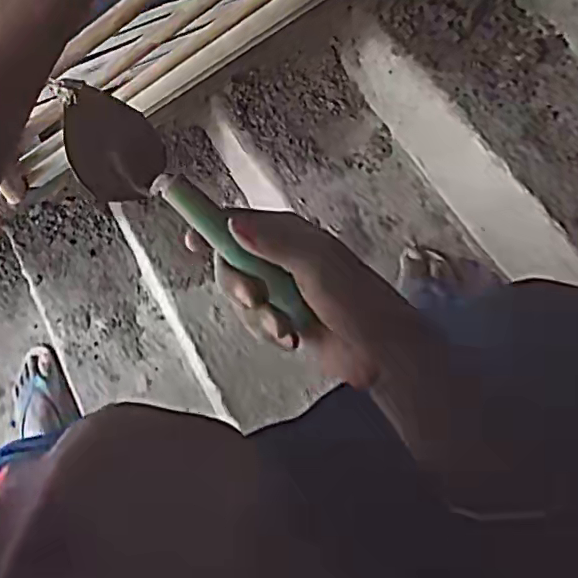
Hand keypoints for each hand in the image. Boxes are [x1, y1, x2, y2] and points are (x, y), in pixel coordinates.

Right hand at [185, 210, 429, 388]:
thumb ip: (272, 243)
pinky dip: (266, 330)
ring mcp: (279, 287)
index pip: (237, 220)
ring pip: (239, 292)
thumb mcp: (315, 265)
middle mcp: (278, 256)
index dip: (210, 226)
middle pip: (230, 259)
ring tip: (283, 327)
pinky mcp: (280, 316)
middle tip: (252, 297)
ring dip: (256, 314)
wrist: (385, 356)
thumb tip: (231, 224)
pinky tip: (289, 337)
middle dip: (237, 283)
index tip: (191, 240)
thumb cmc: (359, 302)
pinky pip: (252, 318)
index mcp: (287, 233)